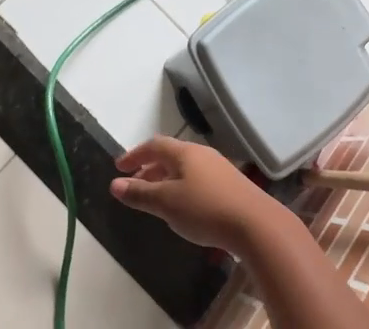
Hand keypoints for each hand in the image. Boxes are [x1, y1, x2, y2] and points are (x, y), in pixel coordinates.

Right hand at [110, 136, 272, 251]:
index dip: (135, 155)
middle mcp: (202, 154)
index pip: (154, 145)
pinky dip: (179, 187)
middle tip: (132, 185)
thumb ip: (140, 193)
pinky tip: (180, 207)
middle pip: (169, 155)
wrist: (254, 223)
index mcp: (185, 152)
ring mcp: (218, 169)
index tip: (118, 168)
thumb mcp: (167, 203)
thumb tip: (114, 184)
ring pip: (183, 168)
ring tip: (153, 198)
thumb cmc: (204, 209)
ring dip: (164, 179)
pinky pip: (196, 179)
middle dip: (148, 168)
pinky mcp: (228, 185)